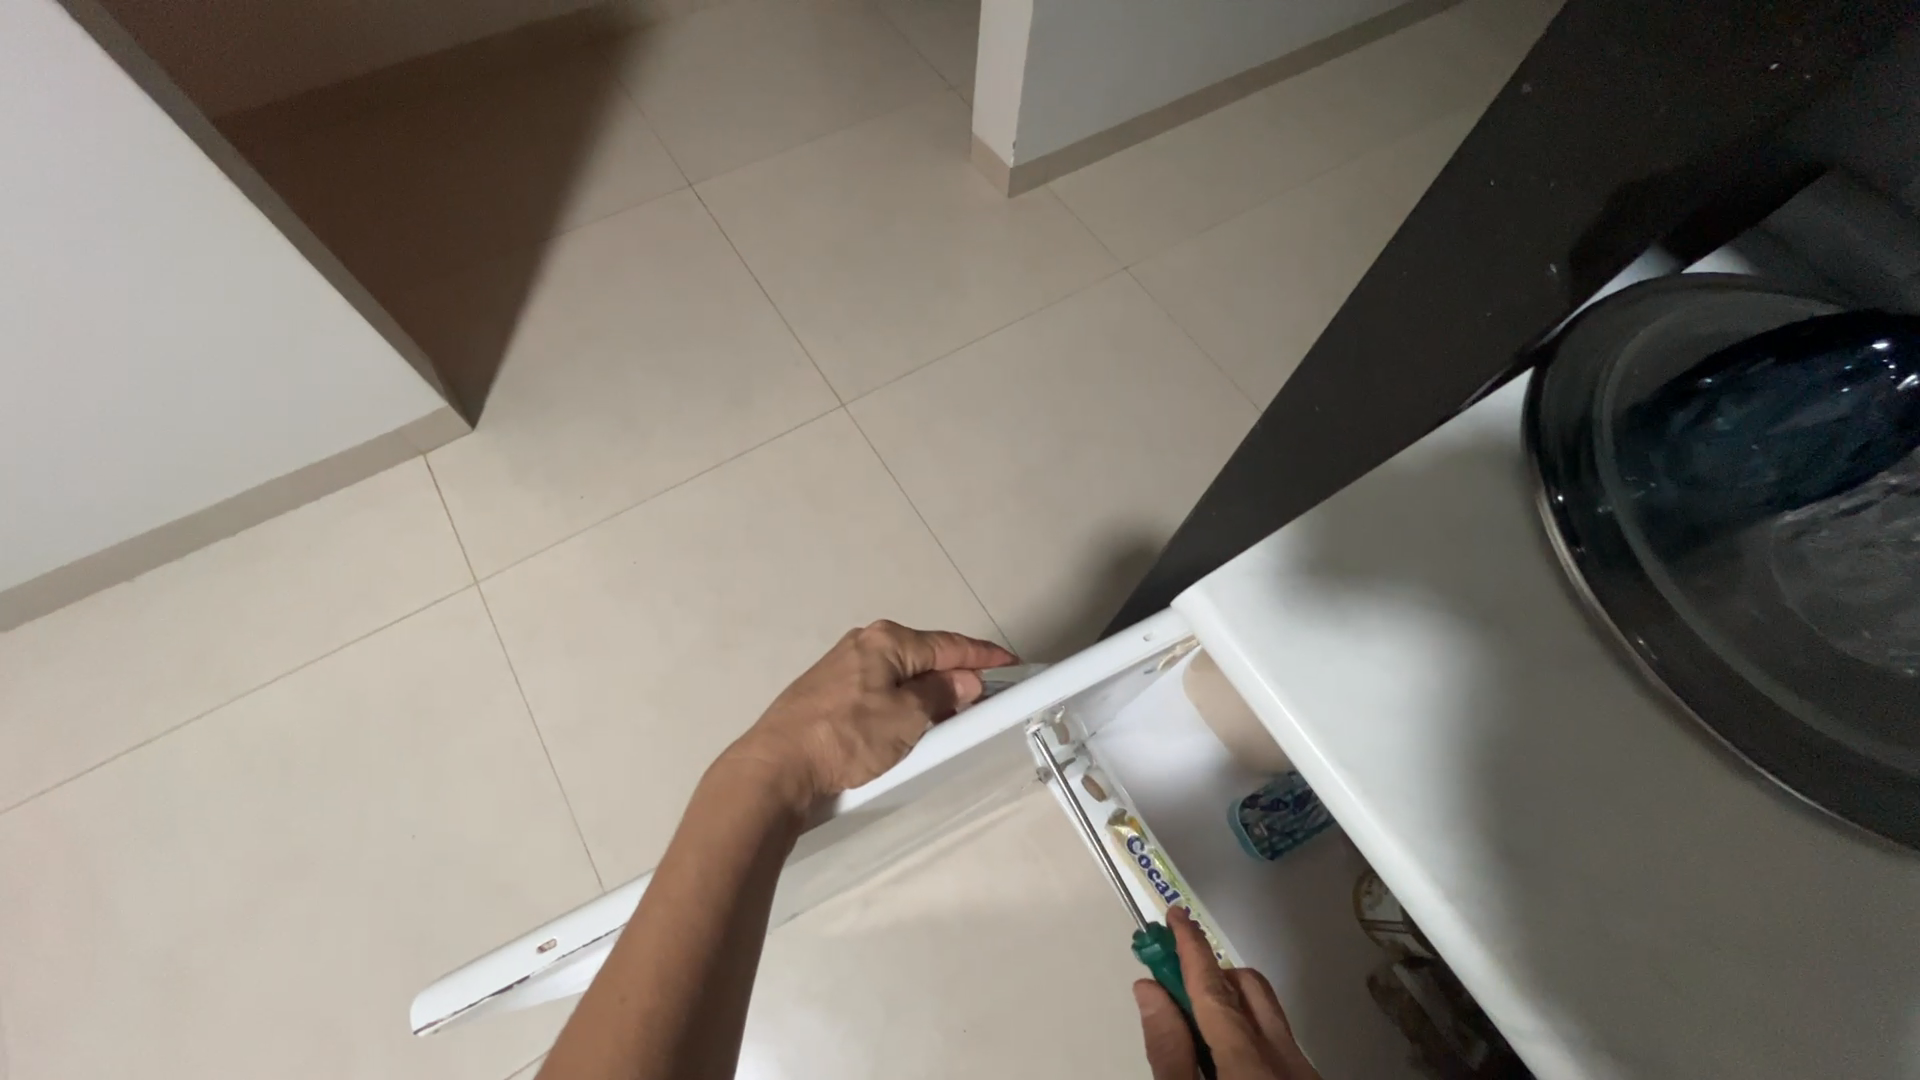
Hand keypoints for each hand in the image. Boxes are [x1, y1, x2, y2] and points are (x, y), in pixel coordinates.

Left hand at [722, 620, 1016, 809]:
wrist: (775, 768)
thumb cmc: (847, 738)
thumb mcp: (907, 718)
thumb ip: (942, 694)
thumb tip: (965, 681)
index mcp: (887, 641)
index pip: (948, 644)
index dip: (983, 656)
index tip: (1011, 664)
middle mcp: (864, 644)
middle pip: (924, 657)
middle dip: (956, 676)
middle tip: (984, 700)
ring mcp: (843, 667)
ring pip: (902, 675)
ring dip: (928, 693)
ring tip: (951, 718)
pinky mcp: (829, 693)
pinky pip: (881, 690)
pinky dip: (903, 703)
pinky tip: (909, 725)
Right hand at [1134, 907, 1323, 1079]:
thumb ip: (1168, 1050)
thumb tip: (1150, 989)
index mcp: (1250, 1064)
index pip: (1213, 989)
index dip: (1190, 947)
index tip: (1175, 913)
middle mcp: (1287, 1062)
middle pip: (1249, 988)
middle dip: (1212, 973)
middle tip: (1176, 985)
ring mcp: (1306, 1075)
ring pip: (1268, 1014)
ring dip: (1232, 1004)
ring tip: (1199, 1031)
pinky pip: (1281, 1043)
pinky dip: (1250, 1033)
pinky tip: (1228, 1064)